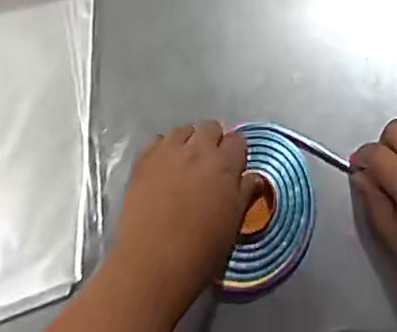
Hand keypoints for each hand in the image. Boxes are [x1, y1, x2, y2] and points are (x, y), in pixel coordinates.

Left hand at [111, 122, 257, 316]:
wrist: (150, 269)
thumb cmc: (199, 252)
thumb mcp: (233, 223)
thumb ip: (245, 192)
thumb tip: (253, 177)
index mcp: (226, 163)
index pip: (237, 140)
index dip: (234, 154)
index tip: (230, 170)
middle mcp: (199, 149)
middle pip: (211, 127)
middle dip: (212, 142)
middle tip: (207, 167)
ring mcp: (169, 152)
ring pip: (183, 130)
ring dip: (187, 142)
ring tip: (183, 165)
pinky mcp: (143, 161)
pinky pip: (156, 140)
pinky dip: (162, 149)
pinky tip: (161, 168)